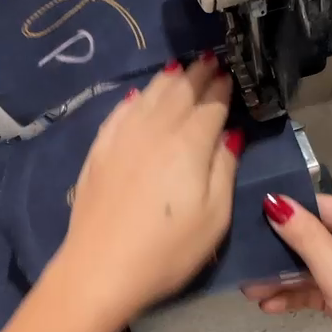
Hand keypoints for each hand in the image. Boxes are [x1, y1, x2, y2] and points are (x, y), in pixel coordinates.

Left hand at [48, 55, 241, 326]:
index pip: (212, 103)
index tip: (232, 75)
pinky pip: (121, 111)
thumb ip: (225, 168)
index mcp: (190, 143)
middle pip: (181, 90)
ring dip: (170, 79)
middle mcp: (156, 129)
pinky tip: (140, 96)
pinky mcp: (99, 150)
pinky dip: (137, 98)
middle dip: (199, 74)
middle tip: (212, 61)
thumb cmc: (167, 251)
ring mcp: (122, 137)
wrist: (99, 269)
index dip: (224, 88)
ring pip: (150, 94)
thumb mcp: (215, 217)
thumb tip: (231, 133)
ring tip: (182, 69)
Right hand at [245, 193, 331, 331]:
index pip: (322, 207)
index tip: (248, 217)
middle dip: (279, 249)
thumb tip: (273, 201)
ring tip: (249, 289)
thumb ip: (305, 236)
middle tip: (243, 257)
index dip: (287, 211)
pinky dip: (294, 295)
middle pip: (313, 236)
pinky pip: (315, 288)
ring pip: (310, 265)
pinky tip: (269, 305)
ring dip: (281, 277)